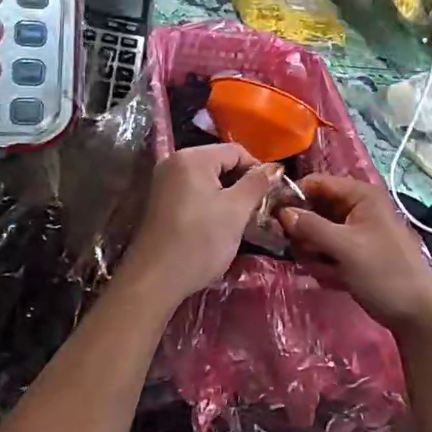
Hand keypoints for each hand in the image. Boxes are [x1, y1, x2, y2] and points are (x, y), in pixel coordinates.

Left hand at [119, 144, 277, 308]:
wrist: (155, 280)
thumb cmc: (199, 241)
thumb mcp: (236, 211)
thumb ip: (257, 184)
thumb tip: (276, 168)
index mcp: (192, 157)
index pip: (235, 151)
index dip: (257, 170)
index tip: (270, 196)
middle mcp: (174, 161)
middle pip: (220, 163)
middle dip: (242, 183)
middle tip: (258, 210)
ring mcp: (164, 181)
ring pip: (208, 179)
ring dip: (227, 195)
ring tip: (241, 219)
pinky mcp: (161, 201)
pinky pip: (193, 191)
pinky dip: (210, 203)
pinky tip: (218, 224)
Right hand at [278, 175, 431, 334]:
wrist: (417, 314)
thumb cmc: (385, 272)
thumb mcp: (345, 247)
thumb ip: (310, 227)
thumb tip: (281, 212)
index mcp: (360, 195)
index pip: (316, 183)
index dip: (293, 196)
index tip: (271, 216)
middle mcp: (357, 207)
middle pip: (314, 208)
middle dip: (303, 230)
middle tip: (298, 250)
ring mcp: (355, 231)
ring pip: (317, 232)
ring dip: (313, 251)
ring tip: (322, 268)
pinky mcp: (353, 253)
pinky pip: (326, 250)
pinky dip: (324, 263)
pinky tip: (332, 278)